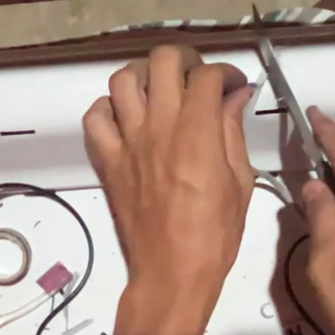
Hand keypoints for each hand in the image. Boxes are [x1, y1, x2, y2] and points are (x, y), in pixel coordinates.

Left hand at [84, 45, 253, 334]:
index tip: (235, 87)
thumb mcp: (240, 183)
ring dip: (144, 77)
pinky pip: (95, 119)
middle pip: (163, 61)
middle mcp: (159, 127)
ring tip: (159, 92)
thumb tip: (236, 96)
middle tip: (196, 79)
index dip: (227, 73)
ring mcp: (128, 142)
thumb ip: (233, 133)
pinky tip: (126, 119)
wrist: (171, 274)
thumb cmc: (215, 236)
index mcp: (198, 133)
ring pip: (123, 80)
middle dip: (185, 60)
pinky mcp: (108, 161)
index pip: (208, 75)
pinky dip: (108, 109)